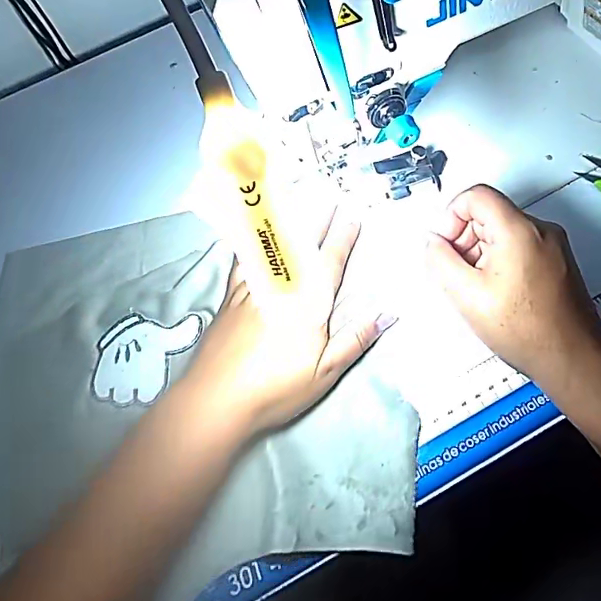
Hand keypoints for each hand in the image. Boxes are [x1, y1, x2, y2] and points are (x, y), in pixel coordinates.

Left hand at [180, 208, 391, 435]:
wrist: (213, 401)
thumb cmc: (275, 389)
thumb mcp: (324, 372)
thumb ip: (354, 340)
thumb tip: (386, 314)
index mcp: (307, 305)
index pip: (329, 264)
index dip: (342, 241)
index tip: (352, 220)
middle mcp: (280, 290)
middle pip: (300, 248)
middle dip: (315, 221)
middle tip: (326, 199)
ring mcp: (251, 292)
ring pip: (271, 249)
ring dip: (284, 225)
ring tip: (292, 205)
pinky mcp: (228, 301)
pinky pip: (242, 264)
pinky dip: (248, 246)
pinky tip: (248, 239)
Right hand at [424, 184, 600, 382]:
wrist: (573, 359)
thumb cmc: (531, 332)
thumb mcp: (467, 296)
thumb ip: (440, 261)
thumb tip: (434, 243)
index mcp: (520, 230)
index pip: (476, 195)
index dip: (452, 216)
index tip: (446, 243)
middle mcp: (541, 230)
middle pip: (490, 212)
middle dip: (465, 237)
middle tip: (459, 271)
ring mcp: (553, 245)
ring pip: (504, 230)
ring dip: (482, 252)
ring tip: (480, 289)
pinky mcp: (557, 260)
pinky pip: (520, 246)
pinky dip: (502, 262)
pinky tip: (498, 293)